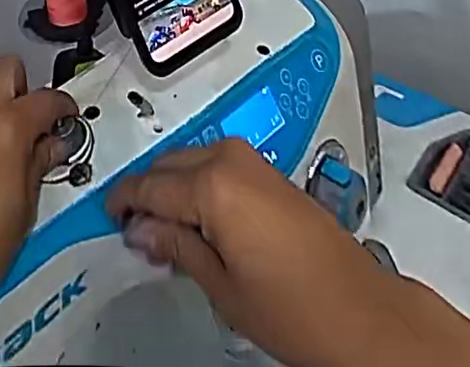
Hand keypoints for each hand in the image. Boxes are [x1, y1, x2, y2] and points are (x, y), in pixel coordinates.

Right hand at [107, 139, 469, 366]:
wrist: (357, 309)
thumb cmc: (295, 306)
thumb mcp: (220, 285)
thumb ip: (176, 245)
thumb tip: (142, 229)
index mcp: (214, 185)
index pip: (151, 185)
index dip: (126, 201)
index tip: (112, 214)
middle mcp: (232, 160)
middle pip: (170, 164)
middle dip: (149, 192)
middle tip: (135, 229)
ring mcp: (252, 161)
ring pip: (192, 160)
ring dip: (174, 186)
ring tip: (164, 230)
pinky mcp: (267, 170)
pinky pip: (217, 164)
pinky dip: (199, 182)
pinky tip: (195, 216)